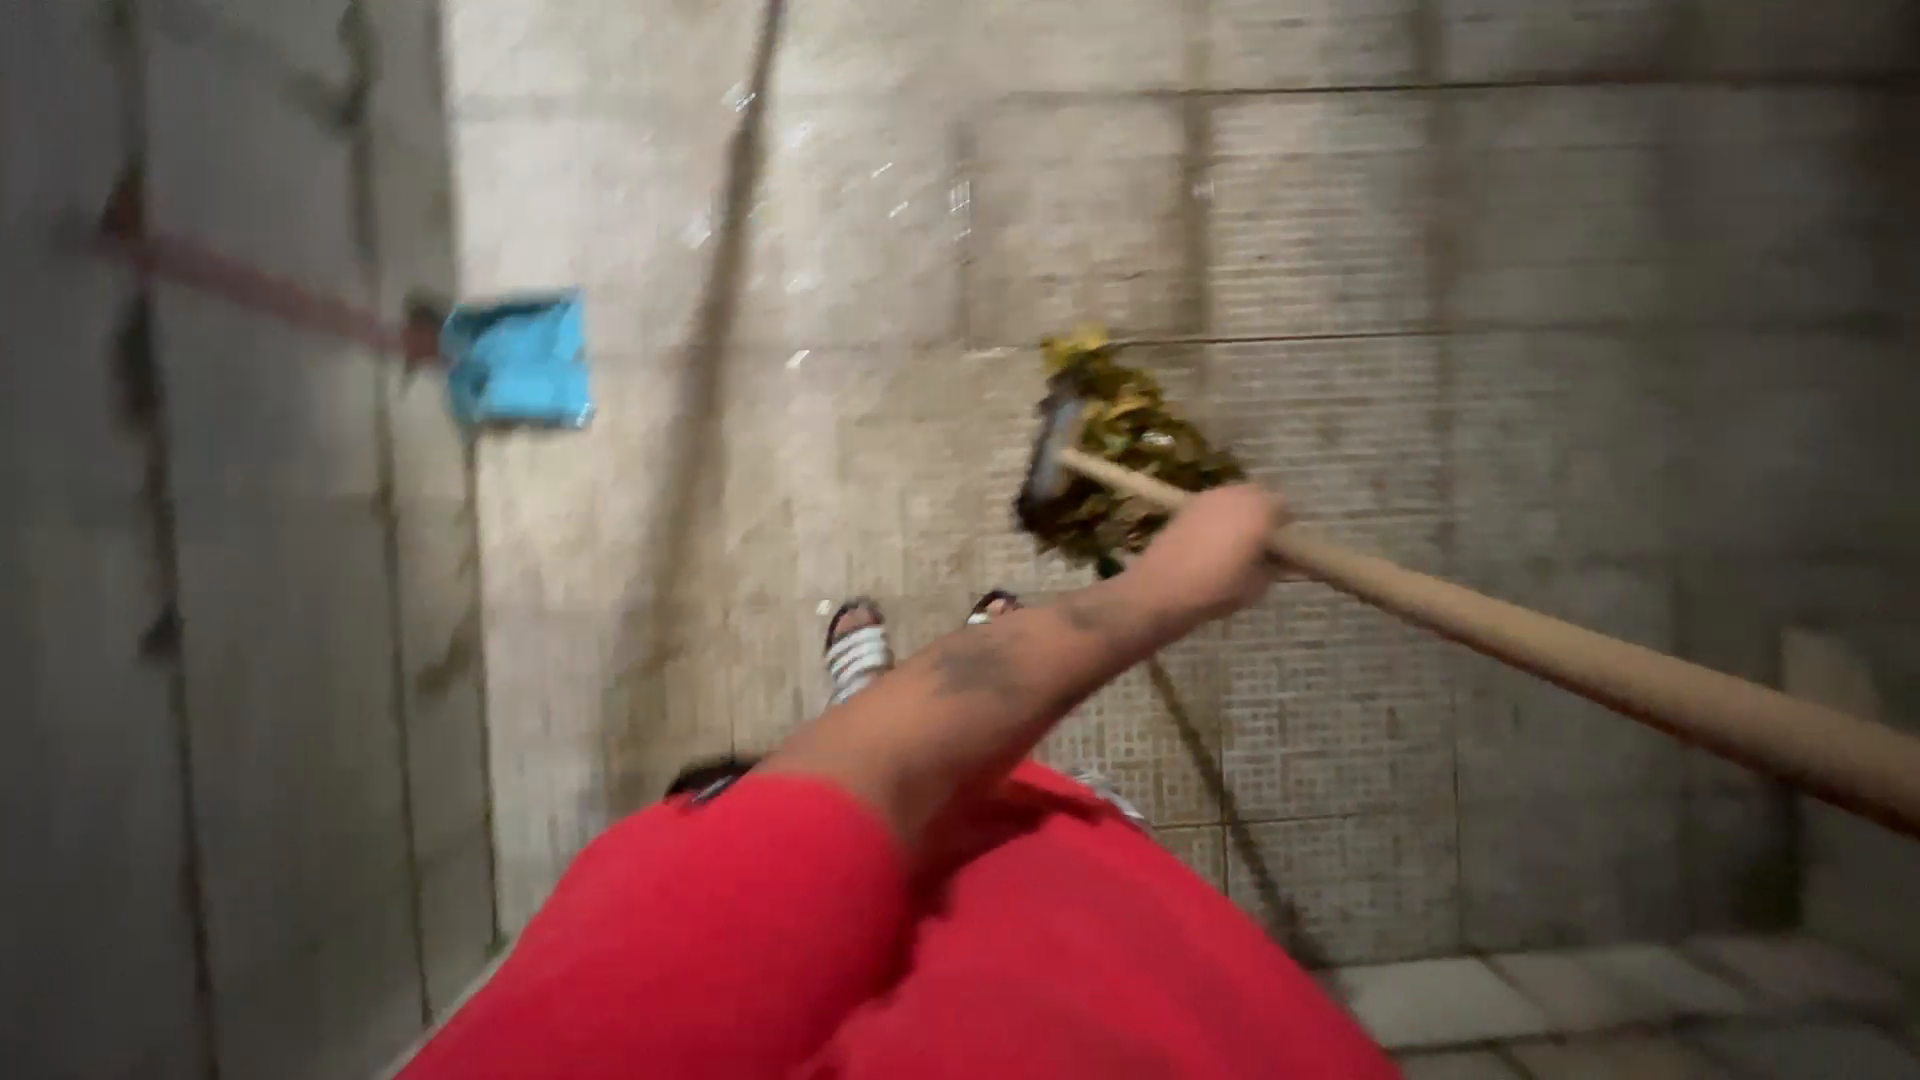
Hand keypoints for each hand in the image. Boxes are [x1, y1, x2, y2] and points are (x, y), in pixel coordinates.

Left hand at [1131, 484, 1287, 622]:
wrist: (1160, 590)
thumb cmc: (1216, 588)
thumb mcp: (1257, 584)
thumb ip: (1274, 565)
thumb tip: (1277, 558)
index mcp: (1258, 510)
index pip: (1283, 507)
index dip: (1284, 527)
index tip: (1280, 548)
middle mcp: (1232, 495)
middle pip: (1256, 495)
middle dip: (1261, 514)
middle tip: (1259, 543)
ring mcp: (1204, 498)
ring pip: (1231, 498)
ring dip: (1237, 513)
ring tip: (1233, 543)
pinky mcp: (1183, 507)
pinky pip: (1210, 506)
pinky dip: (1215, 518)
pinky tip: (1209, 542)